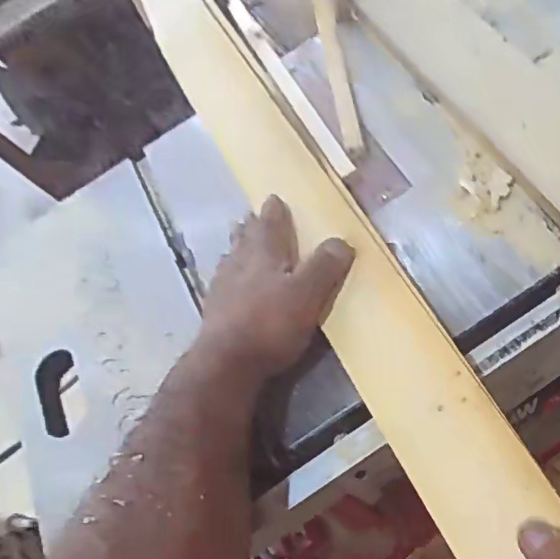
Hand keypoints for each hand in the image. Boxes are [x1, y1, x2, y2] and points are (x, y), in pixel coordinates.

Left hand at [195, 196, 354, 377]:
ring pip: (234, 258)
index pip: (271, 227)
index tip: (275, 199)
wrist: (229, 360)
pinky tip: (234, 283)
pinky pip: (227, 282)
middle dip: (254, 227)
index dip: (276, 214)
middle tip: (254, 217)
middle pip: (247, 239)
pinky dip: (233, 276)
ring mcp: (225, 286)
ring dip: (240, 249)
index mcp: (264, 256)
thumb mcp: (308, 295)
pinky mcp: (218, 309)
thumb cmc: (272, 324)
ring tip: (242, 244)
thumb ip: (324, 268)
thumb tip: (342, 240)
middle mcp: (241, 264)